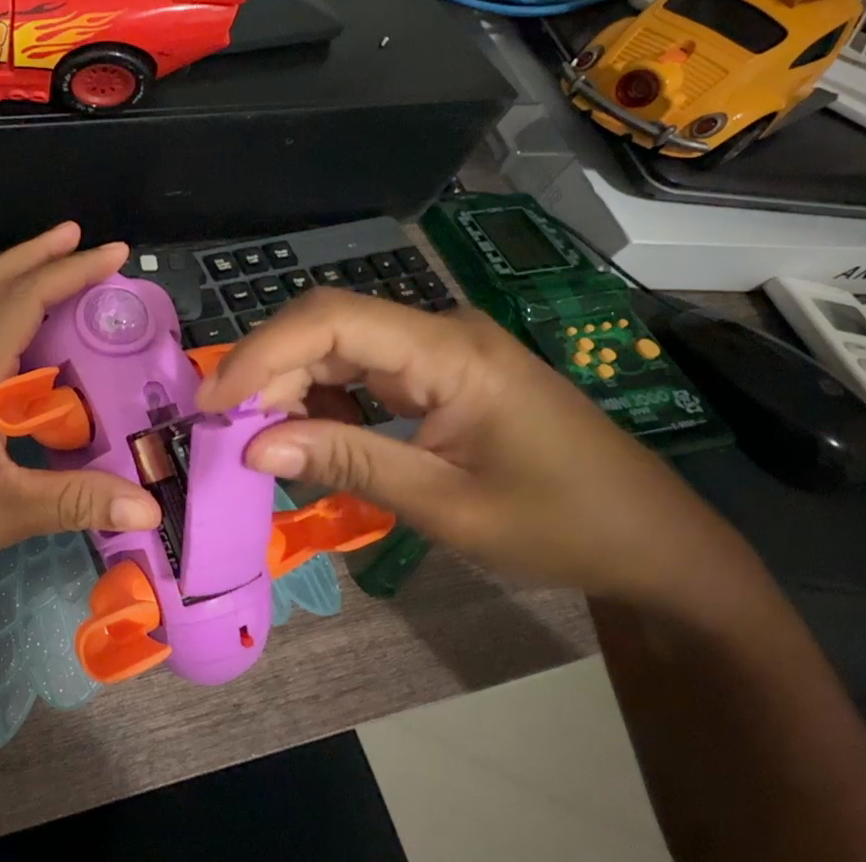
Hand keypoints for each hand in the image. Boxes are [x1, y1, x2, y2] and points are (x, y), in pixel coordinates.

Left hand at [0, 223, 160, 603]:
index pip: (23, 303)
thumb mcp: (6, 514)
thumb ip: (76, 503)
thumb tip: (149, 506)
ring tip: (64, 284)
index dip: (70, 271)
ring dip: (20, 287)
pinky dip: (10, 328)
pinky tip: (33, 356)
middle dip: (36, 255)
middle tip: (80, 238)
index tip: (114, 252)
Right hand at [195, 289, 742, 608]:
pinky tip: (308, 436)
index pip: (332, 321)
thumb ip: (347, 463)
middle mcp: (442, 334)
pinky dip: (325, 400)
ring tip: (256, 438)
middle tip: (222, 430)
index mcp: (452, 353)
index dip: (261, 353)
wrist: (654, 543)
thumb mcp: (446, 505)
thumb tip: (252, 448)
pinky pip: (365, 370)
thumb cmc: (561, 526)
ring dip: (291, 387)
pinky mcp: (443, 374)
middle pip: (328, 327)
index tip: (211, 403)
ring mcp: (444, 352)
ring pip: (340, 346)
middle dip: (267, 372)